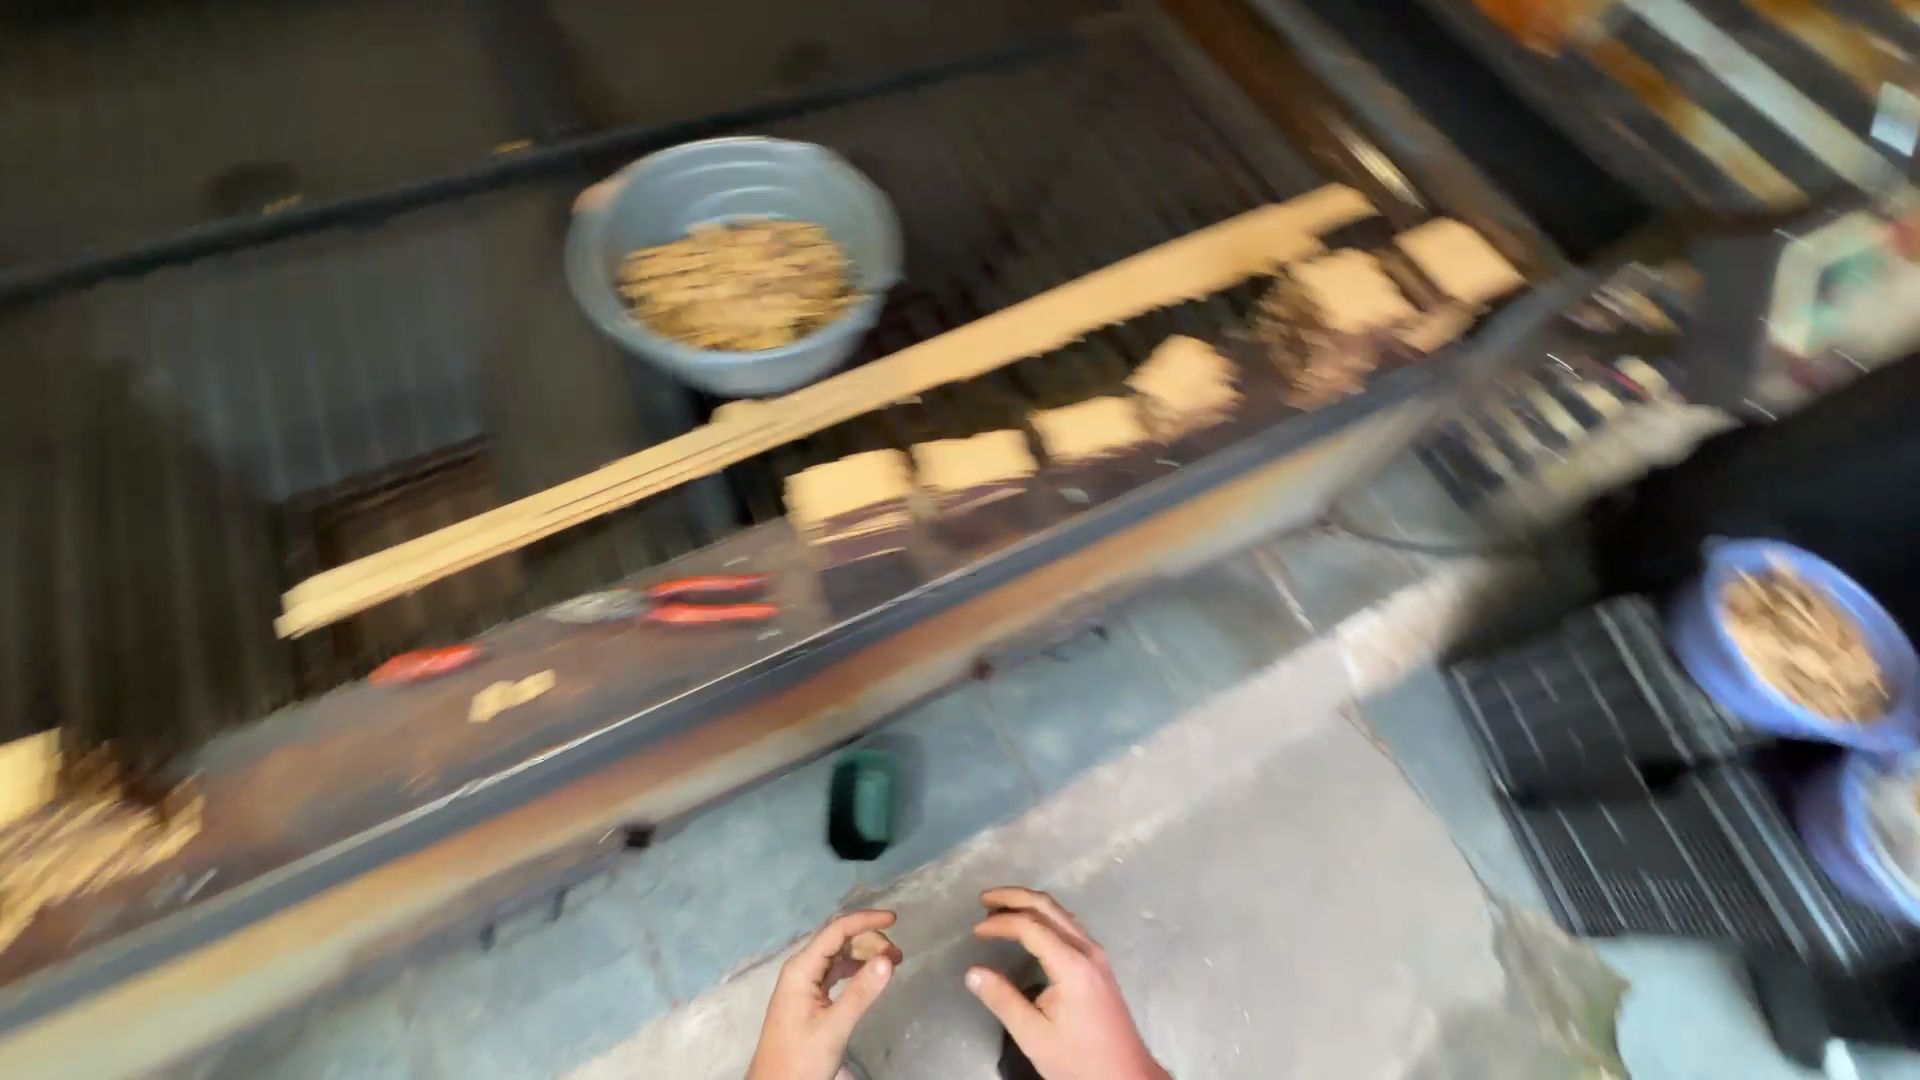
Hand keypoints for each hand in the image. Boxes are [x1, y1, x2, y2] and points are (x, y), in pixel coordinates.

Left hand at [747, 910, 902, 1079]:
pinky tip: (871, 977)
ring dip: (864, 955)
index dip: (865, 920)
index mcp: (801, 968)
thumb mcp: (834, 1029)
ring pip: (838, 955)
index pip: (836, 930)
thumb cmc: (800, 1061)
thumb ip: (860, 993)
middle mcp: (801, 968)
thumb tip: (887, 960)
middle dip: (869, 940)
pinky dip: (856, 970)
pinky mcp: (809, 997)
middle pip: (839, 940)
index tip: (894, 920)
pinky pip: (835, 972)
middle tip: (897, 957)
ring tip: (891, 965)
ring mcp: (804, 983)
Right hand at [965, 887, 1167, 1079]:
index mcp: (1072, 964)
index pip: (1031, 926)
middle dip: (1013, 897)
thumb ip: (1003, 1000)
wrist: (1128, 1078)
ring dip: (1028, 903)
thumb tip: (973, 972)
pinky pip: (1068, 923)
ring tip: (1000, 907)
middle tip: (984, 898)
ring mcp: (1096, 953)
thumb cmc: (1080, 1061)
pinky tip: (1030, 925)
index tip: (977, 930)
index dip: (1001, 922)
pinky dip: (1043, 915)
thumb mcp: (1035, 1037)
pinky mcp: (1098, 962)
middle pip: (1046, 906)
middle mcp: (1087, 948)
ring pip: (1059, 912)